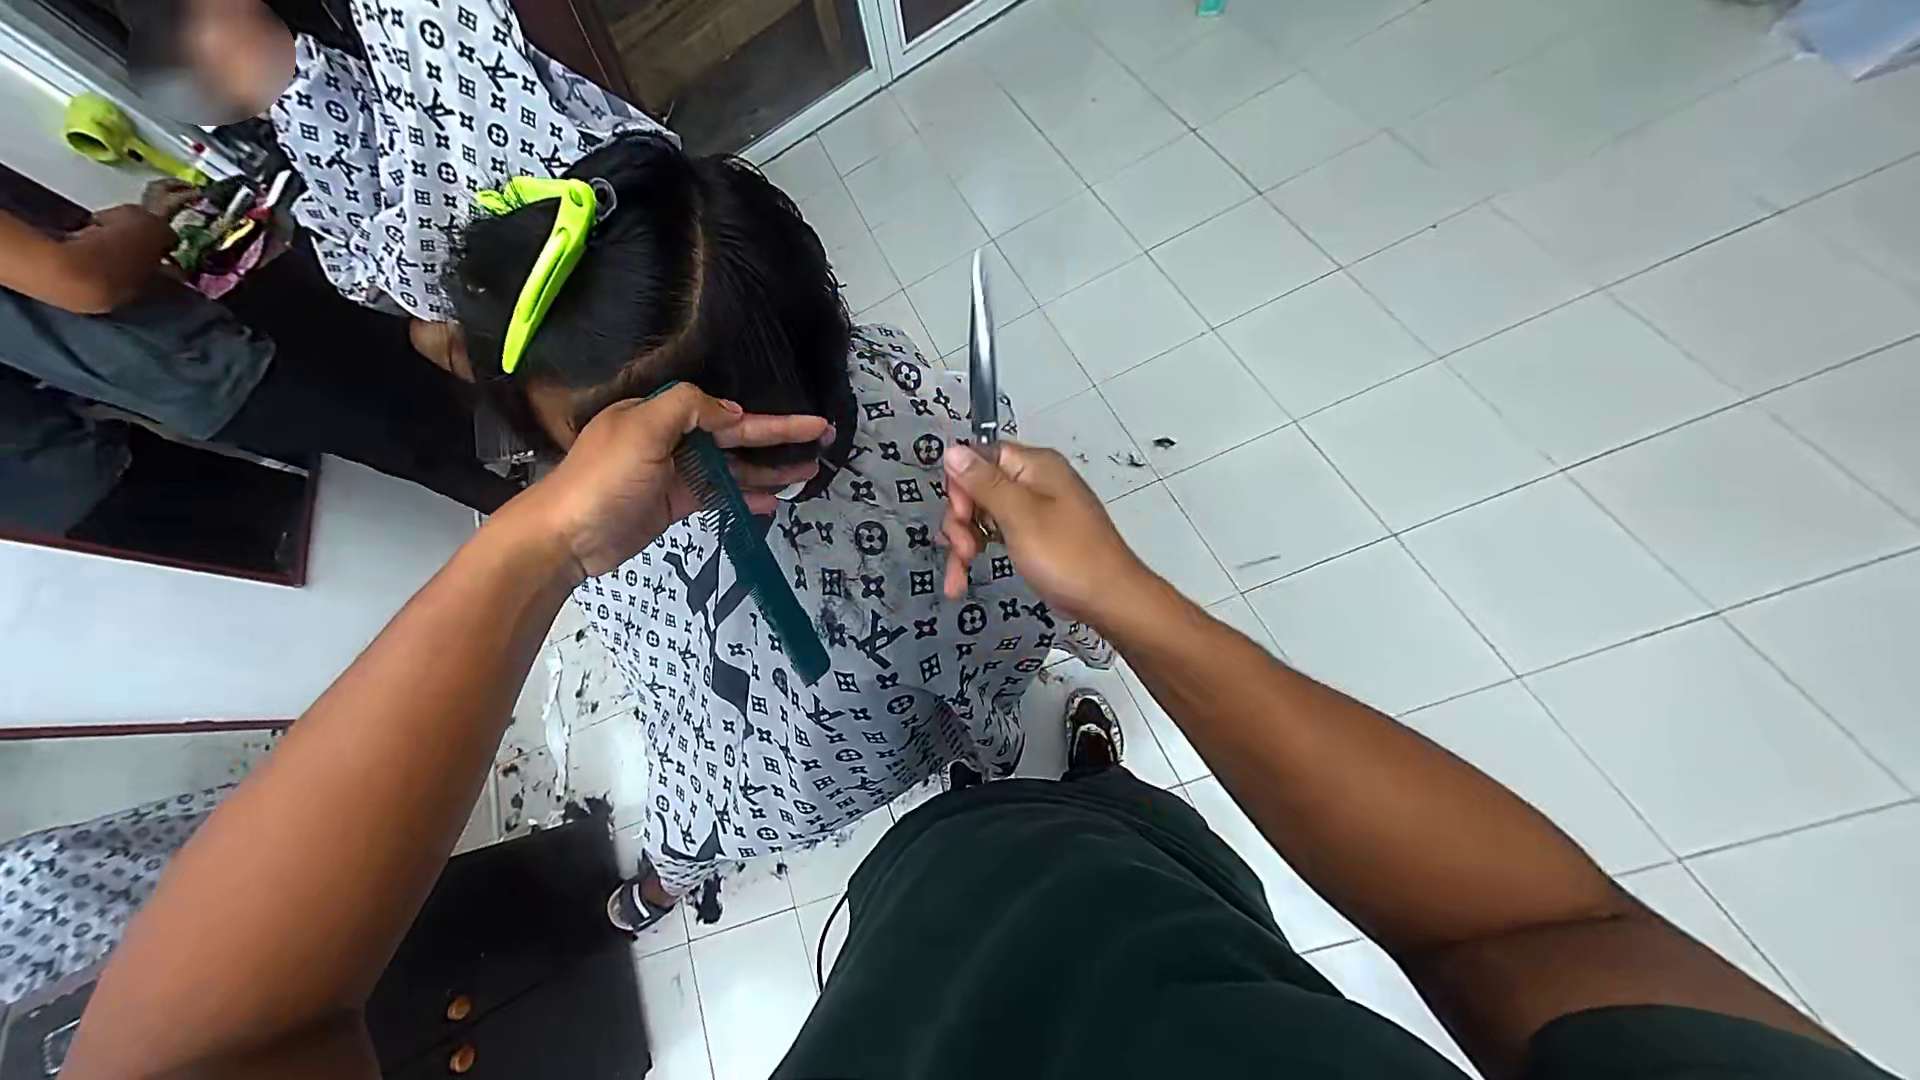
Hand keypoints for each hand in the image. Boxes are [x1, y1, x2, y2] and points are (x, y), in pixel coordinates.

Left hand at [140, 178, 200, 218]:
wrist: (152, 216)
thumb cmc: (164, 205)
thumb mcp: (178, 199)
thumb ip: (190, 194)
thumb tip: (201, 192)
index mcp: (160, 183)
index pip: (175, 181)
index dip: (188, 184)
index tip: (199, 189)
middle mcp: (157, 186)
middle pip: (174, 186)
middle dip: (187, 190)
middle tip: (197, 195)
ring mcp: (157, 194)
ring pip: (173, 192)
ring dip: (185, 196)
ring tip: (195, 201)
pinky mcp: (159, 201)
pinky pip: (172, 198)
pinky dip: (181, 200)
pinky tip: (187, 204)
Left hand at [505, 383, 831, 578]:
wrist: (565, 539)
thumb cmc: (601, 481)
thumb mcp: (639, 430)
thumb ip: (686, 408)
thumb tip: (732, 411)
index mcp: (662, 414)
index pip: (726, 412)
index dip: (770, 419)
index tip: (805, 425)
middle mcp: (674, 439)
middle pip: (738, 437)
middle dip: (781, 439)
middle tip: (822, 437)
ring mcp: (678, 473)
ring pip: (735, 467)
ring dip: (771, 470)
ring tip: (809, 472)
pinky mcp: (678, 503)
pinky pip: (722, 495)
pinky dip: (747, 497)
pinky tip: (774, 501)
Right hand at [939, 441, 1152, 622]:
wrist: (1108, 600)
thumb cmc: (1069, 557)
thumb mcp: (1019, 516)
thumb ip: (984, 482)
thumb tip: (954, 450)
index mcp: (1034, 466)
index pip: (979, 457)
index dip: (961, 486)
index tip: (960, 515)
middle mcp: (1034, 482)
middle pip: (976, 489)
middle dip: (960, 521)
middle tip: (962, 550)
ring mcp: (1035, 510)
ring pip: (981, 516)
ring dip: (963, 544)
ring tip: (959, 575)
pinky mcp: (1034, 536)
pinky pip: (996, 535)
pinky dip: (977, 554)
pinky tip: (962, 578)